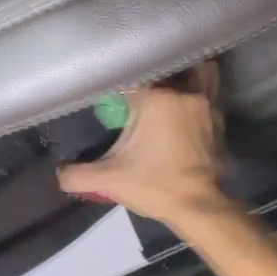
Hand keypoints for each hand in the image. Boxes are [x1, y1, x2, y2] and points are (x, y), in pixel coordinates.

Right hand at [56, 85, 238, 225]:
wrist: (198, 208)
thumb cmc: (155, 187)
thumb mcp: (109, 181)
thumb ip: (77, 175)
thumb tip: (58, 173)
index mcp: (157, 99)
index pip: (130, 78)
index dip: (117, 87)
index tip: (109, 100)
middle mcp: (184, 93)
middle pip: (167, 68)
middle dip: (153, 75)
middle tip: (138, 90)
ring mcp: (206, 104)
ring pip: (197, 73)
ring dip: (183, 76)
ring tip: (166, 86)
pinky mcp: (218, 119)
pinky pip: (208, 93)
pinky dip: (196, 93)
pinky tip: (182, 106)